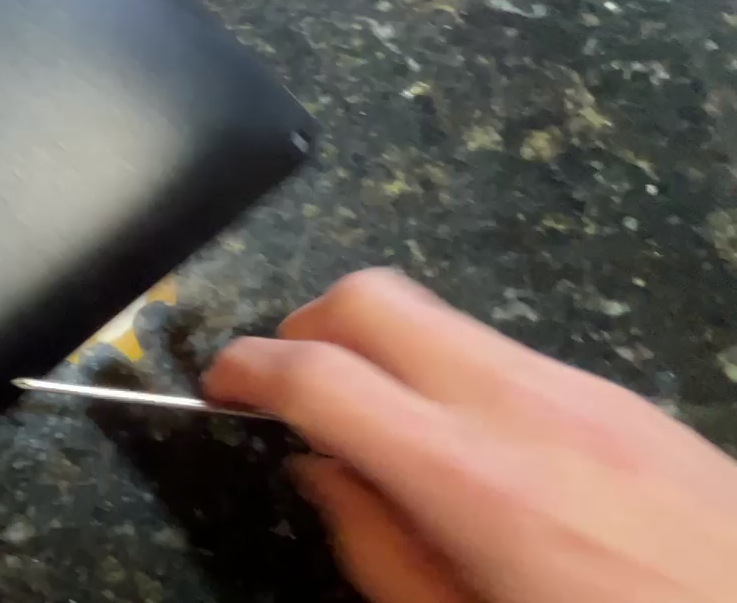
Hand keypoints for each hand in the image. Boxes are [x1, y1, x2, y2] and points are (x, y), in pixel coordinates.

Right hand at [203, 268, 736, 602]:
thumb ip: (370, 541)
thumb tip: (320, 467)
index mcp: (469, 479)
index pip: (314, 375)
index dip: (242, 366)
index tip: (220, 386)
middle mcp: (518, 406)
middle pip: (366, 299)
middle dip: (304, 325)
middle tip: (296, 381)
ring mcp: (576, 389)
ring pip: (425, 309)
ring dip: (370, 342)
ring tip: (377, 411)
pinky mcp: (619, 394)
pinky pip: (489, 346)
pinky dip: (439, 366)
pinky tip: (468, 437)